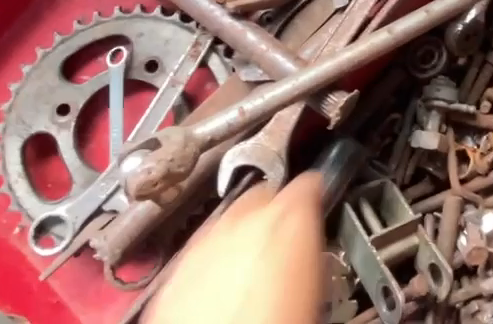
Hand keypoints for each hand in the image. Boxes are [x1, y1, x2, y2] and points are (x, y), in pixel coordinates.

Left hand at [144, 172, 325, 323]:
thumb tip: (310, 246)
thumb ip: (311, 247)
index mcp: (287, 213)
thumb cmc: (271, 320)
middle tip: (282, 241)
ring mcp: (205, 240)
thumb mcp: (314, 283)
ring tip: (249, 270)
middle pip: (263, 194)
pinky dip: (210, 261)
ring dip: (239, 235)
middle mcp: (244, 216)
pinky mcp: (176, 270)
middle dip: (272, 210)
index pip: (308, 181)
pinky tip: (219, 288)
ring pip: (227, 221)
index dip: (314, 193)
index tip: (315, 206)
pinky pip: (199, 251)